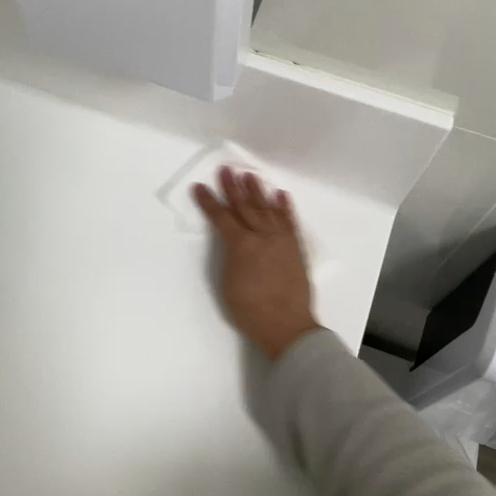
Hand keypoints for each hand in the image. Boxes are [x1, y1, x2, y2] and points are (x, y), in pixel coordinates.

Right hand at [193, 167, 321, 360]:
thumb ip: (230, 257)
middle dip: (233, 188)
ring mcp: (281, 240)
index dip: (209, 202)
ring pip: (267, 209)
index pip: (222, 218)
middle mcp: (262, 237)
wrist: (286, 325)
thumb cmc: (250, 311)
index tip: (200, 187)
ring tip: (250, 175)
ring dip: (257, 191)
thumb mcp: (228, 284)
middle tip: (226, 169)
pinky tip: (280, 195)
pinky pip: (289, 222)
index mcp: (241, 246)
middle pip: (245, 207)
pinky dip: (284, 207)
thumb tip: (235, 243)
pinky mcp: (296, 248)